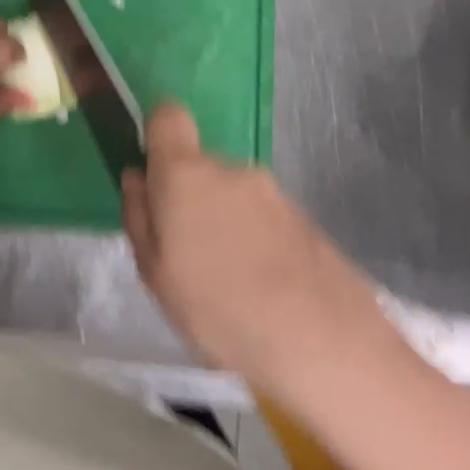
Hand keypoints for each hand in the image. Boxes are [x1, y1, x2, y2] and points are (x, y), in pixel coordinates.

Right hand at [122, 104, 391, 385]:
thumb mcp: (154, 272)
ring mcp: (276, 196)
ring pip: (231, 196)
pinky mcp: (309, 224)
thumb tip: (138, 180)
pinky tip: (260, 292)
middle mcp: (233, 171)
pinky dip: (255, 243)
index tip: (150, 172)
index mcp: (185, 175)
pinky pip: (263, 220)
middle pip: (198, 167)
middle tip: (184, 252)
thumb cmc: (219, 309)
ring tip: (226, 282)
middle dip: (187, 198)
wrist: (330, 352)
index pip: (167, 117)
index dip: (155, 133)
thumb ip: (138, 216)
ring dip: (223, 224)